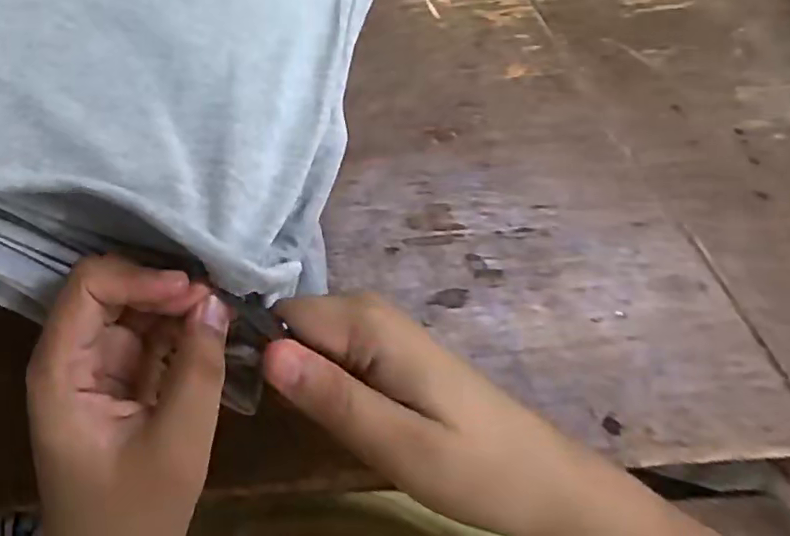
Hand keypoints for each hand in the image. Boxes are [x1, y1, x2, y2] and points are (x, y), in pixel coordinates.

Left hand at [27, 255, 231, 535]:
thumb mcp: (176, 449)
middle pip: (108, 287)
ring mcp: (94, 361)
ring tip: (217, 307)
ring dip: (173, 301)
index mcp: (59, 367)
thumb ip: (197, 371)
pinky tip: (208, 324)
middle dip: (159, 285)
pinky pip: (147, 329)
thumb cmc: (134, 516)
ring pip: (131, 303)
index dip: (136, 277)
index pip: (88, 286)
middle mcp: (70, 353)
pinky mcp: (119, 372)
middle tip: (211, 296)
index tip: (187, 290)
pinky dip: (177, 322)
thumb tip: (215, 300)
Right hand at [263, 294, 711, 535]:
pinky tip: (322, 407)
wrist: (546, 483)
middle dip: (275, 361)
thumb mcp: (400, 445)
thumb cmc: (476, 468)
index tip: (243, 393)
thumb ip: (331, 397)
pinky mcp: (381, 343)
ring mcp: (375, 323)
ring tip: (292, 416)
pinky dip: (315, 374)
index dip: (255, 348)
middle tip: (273, 417)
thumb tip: (264, 351)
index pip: (282, 315)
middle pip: (292, 322)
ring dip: (294, 370)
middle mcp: (365, 306)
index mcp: (365, 320)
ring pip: (306, 335)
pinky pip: (328, 346)